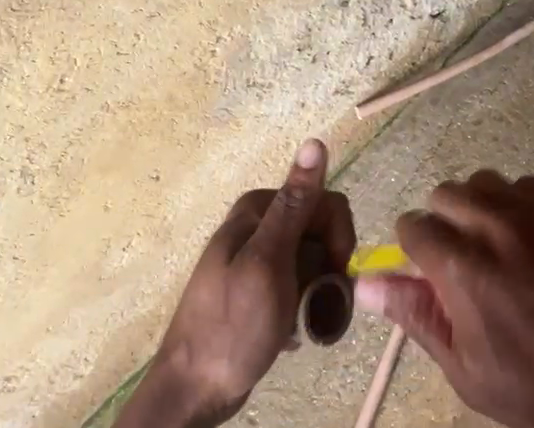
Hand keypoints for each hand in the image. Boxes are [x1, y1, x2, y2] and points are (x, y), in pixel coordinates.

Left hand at [117, 139, 354, 427]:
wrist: (194, 392)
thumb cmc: (231, 326)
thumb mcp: (268, 263)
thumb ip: (295, 205)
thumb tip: (316, 141)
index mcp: (259, 209)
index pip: (326, 204)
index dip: (339, 241)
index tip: (333, 274)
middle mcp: (260, 225)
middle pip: (324, 234)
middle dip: (332, 272)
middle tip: (320, 306)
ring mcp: (260, 259)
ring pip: (318, 263)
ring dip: (323, 295)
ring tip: (310, 325)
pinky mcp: (262, 289)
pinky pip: (303, 286)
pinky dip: (308, 307)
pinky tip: (295, 330)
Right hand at [353, 171, 533, 427]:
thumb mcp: (469, 368)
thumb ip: (417, 315)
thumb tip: (367, 282)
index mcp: (464, 265)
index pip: (414, 225)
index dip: (416, 250)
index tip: (430, 272)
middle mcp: (498, 223)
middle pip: (447, 192)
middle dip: (445, 222)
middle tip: (465, 261)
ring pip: (490, 182)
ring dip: (483, 208)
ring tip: (502, 249)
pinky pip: (533, 187)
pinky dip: (525, 207)